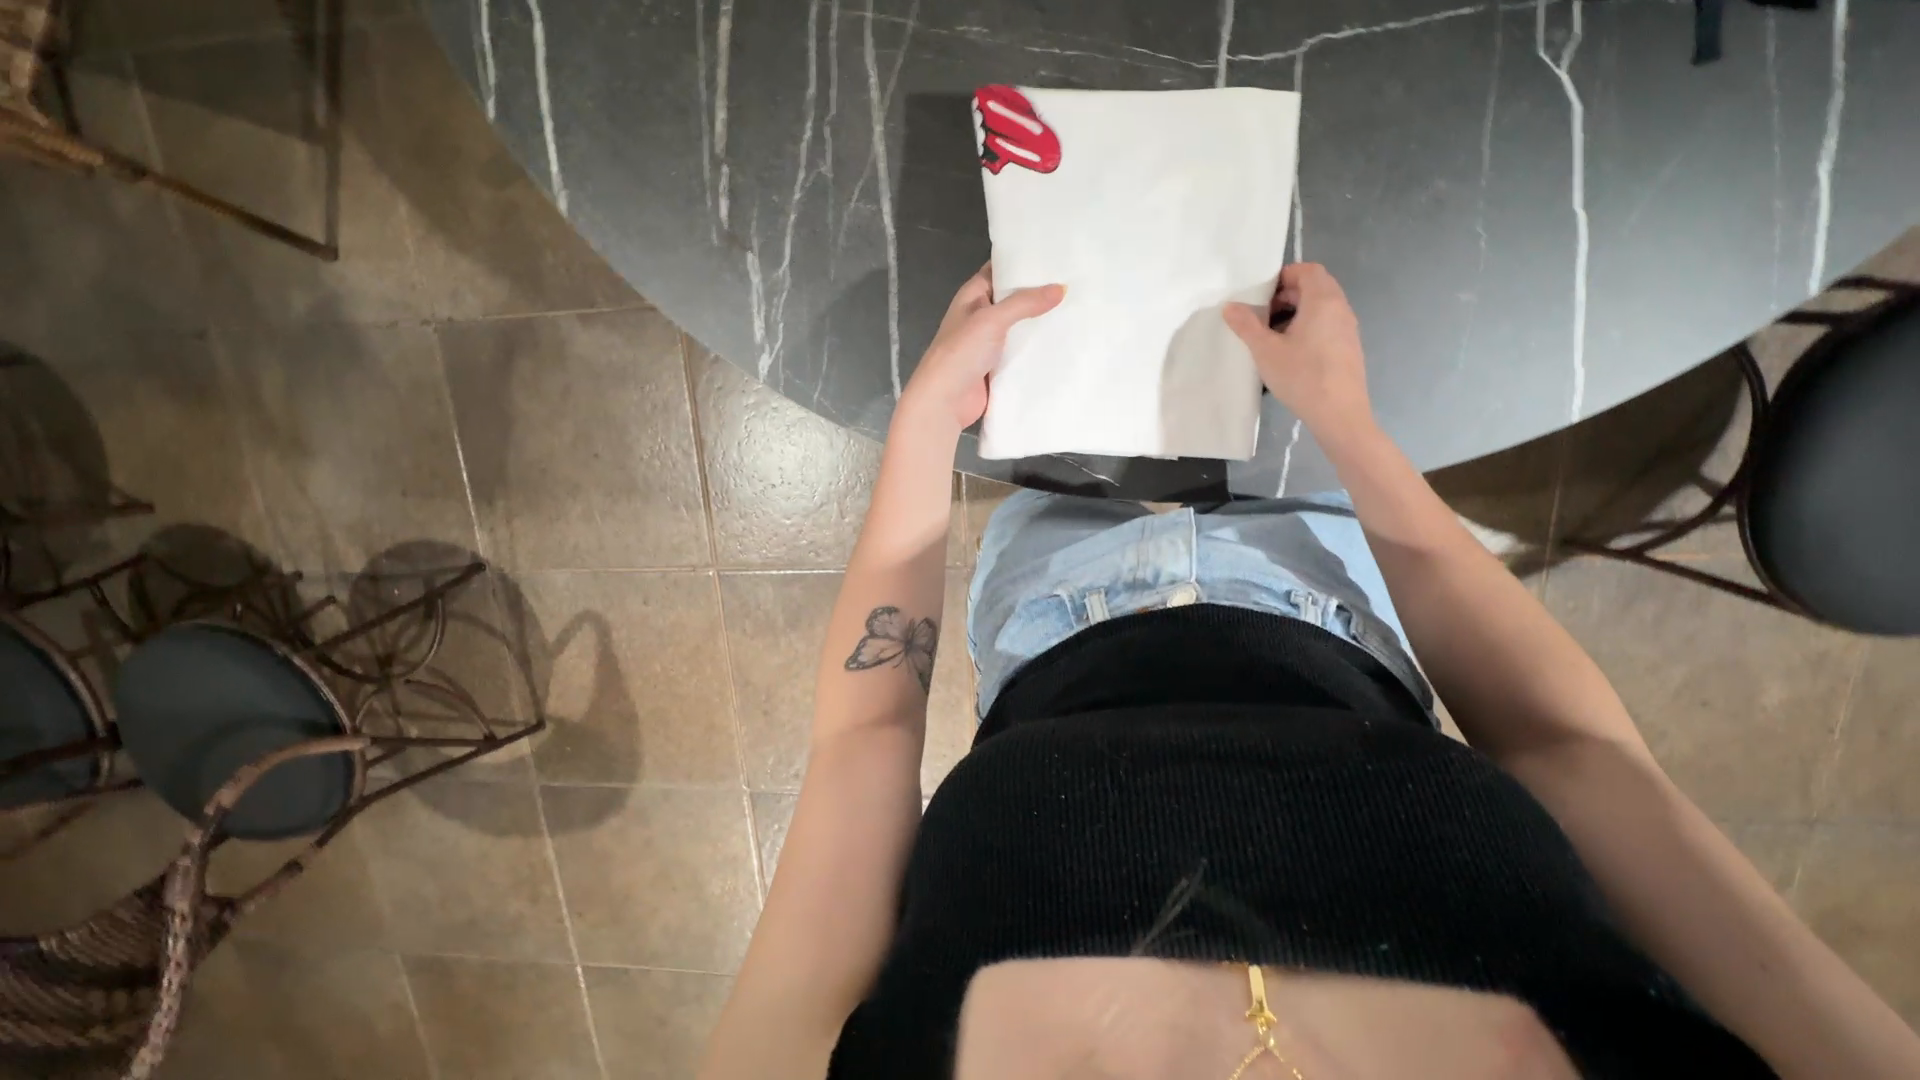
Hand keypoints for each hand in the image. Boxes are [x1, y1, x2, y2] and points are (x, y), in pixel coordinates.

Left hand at [899, 264, 1065, 433]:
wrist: (944, 402)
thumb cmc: (961, 353)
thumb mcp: (992, 319)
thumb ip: (1025, 303)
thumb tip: (1060, 289)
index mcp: (972, 296)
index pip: (1000, 270)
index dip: (1023, 262)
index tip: (1056, 255)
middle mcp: (981, 316)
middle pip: (1014, 300)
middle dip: (1039, 294)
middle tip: (1076, 283)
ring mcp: (989, 343)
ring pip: (1020, 327)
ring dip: (1041, 323)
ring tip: (1077, 310)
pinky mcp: (998, 366)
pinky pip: (1022, 352)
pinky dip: (1038, 348)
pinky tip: (1064, 343)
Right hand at [1224, 263, 1373, 435]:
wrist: (1339, 413)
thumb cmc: (1302, 376)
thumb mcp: (1265, 351)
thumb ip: (1246, 325)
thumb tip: (1230, 306)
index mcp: (1323, 301)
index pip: (1308, 270)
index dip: (1284, 276)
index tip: (1262, 295)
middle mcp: (1340, 308)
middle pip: (1315, 287)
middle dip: (1287, 296)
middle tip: (1263, 316)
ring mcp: (1348, 328)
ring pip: (1321, 308)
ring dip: (1296, 314)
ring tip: (1273, 337)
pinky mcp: (1349, 347)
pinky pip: (1328, 325)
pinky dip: (1309, 328)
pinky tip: (1292, 354)